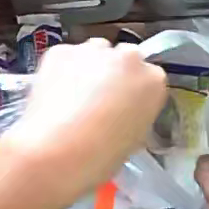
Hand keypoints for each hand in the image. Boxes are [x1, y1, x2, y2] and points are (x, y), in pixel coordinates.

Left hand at [0, 38, 166, 207]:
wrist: (56, 152)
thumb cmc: (99, 157)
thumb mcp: (132, 141)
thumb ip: (133, 116)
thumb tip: (120, 115)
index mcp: (153, 82)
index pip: (150, 77)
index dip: (134, 93)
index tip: (123, 106)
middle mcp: (128, 58)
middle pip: (124, 58)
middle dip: (114, 74)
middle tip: (98, 101)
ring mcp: (93, 50)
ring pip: (94, 53)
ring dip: (88, 68)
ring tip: (73, 98)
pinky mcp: (61, 51)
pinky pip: (65, 57)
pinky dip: (61, 71)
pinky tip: (54, 95)